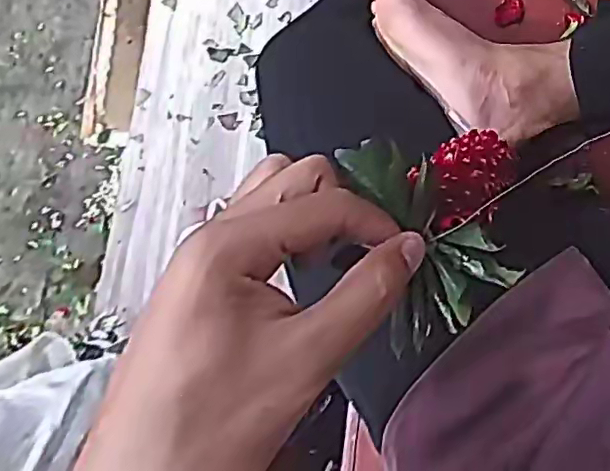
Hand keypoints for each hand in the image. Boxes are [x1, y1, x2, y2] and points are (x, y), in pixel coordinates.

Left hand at [75, 155, 423, 470]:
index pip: (326, 202)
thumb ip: (368, 294)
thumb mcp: (305, 360)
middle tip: (372, 243)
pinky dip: (296, 231)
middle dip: (346, 203)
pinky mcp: (202, 280)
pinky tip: (308, 270)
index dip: (374, 221)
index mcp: (225, 248)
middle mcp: (208, 239)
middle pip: (300, 175)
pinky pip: (261, 224)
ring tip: (340, 252)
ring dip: (318, 210)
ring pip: (278, 190)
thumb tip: (408, 248)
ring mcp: (201, 257)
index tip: (401, 250)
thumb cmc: (201, 434)